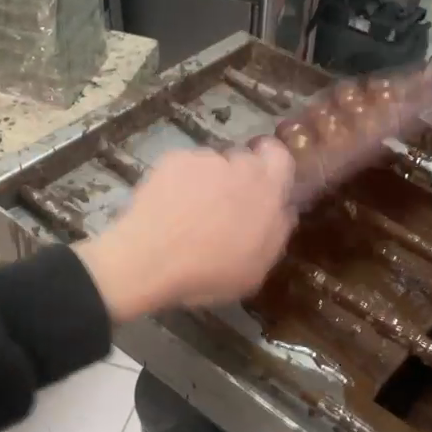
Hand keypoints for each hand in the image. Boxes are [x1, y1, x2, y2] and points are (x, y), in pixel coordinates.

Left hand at [75, 143, 297, 321]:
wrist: (149, 260)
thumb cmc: (209, 272)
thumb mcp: (256, 269)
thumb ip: (276, 232)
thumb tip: (283, 212)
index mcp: (268, 191)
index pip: (281, 158)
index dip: (273, 169)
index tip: (263, 187)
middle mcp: (241, 165)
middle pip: (247, 161)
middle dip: (240, 179)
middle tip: (225, 209)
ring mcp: (205, 159)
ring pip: (215, 164)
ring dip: (210, 181)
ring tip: (190, 212)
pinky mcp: (174, 159)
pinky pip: (186, 166)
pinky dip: (182, 181)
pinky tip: (170, 206)